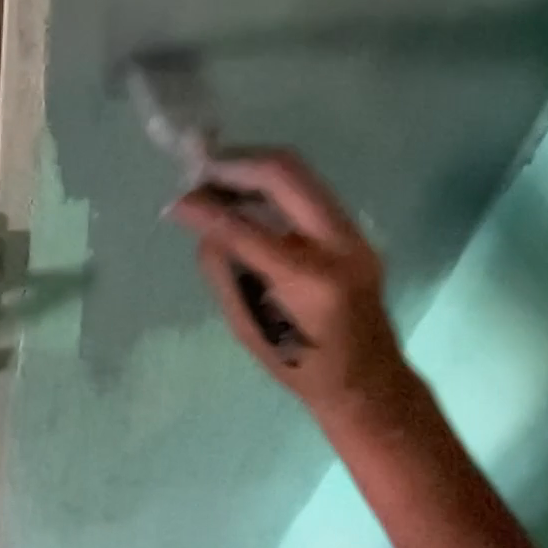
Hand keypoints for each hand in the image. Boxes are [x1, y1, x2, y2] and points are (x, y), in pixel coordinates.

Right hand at [169, 149, 413, 422]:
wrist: (372, 383)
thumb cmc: (302, 367)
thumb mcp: (247, 327)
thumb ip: (221, 268)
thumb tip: (201, 219)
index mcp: (308, 282)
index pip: (245, 228)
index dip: (204, 209)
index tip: (175, 203)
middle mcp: (338, 245)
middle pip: (282, 172)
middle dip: (233, 164)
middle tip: (198, 171)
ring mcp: (353, 232)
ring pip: (297, 170)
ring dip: (251, 166)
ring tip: (216, 178)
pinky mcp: (354, 228)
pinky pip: (305, 185)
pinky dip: (269, 180)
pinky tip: (244, 192)